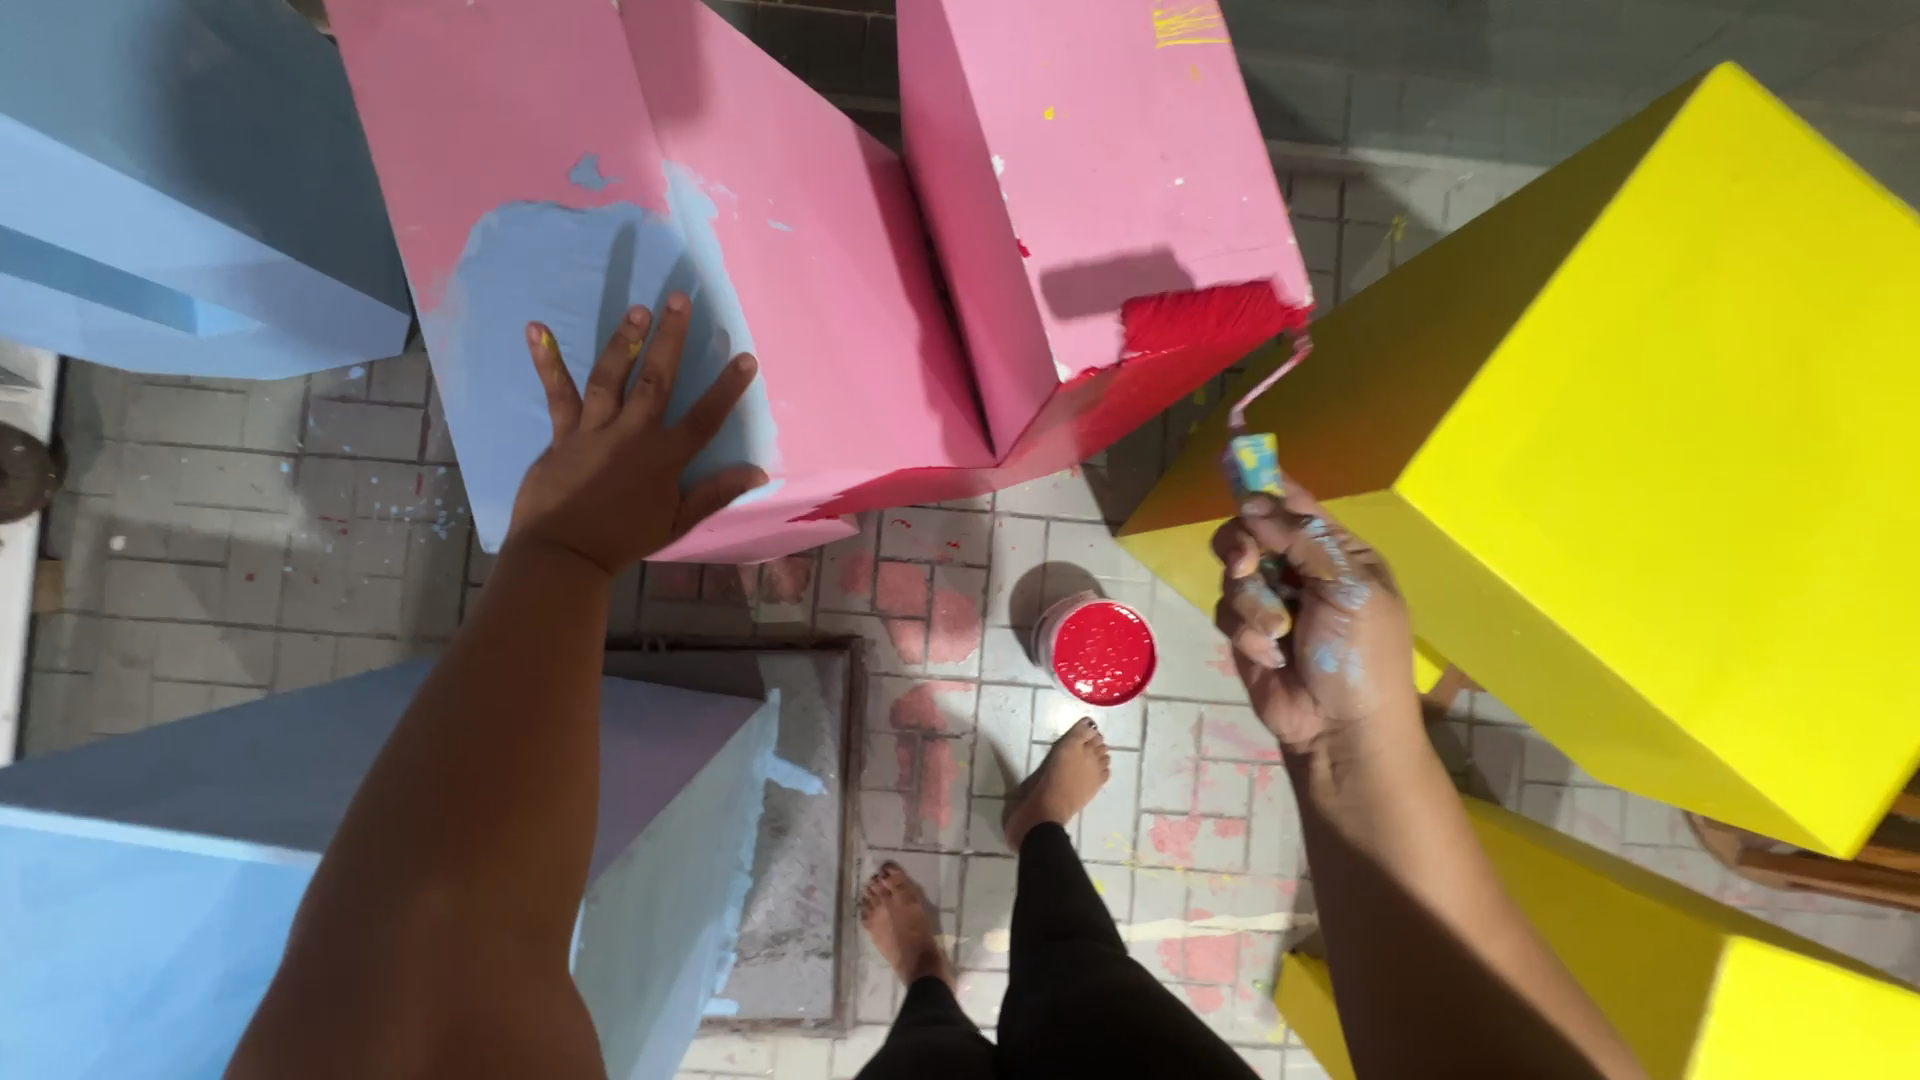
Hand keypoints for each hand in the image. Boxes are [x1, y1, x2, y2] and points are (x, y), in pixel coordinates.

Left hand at [507, 294, 767, 574]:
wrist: (565, 554)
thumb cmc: (625, 538)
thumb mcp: (678, 521)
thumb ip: (716, 493)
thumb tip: (758, 473)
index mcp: (665, 458)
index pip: (704, 418)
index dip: (727, 388)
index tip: (745, 357)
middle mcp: (633, 435)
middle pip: (657, 381)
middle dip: (671, 339)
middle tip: (679, 300)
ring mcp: (596, 430)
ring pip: (612, 378)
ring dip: (625, 341)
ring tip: (638, 308)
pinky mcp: (564, 433)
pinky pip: (558, 394)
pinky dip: (547, 361)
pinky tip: (536, 327)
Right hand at [1213, 487, 1417, 753]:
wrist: (1340, 727)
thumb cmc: (1360, 653)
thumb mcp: (1348, 587)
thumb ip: (1300, 539)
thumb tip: (1251, 501)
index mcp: (1336, 551)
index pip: (1294, 505)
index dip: (1264, 486)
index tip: (1232, 467)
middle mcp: (1300, 569)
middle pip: (1249, 530)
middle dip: (1244, 548)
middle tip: (1247, 565)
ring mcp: (1271, 600)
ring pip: (1232, 572)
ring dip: (1253, 604)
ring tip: (1278, 633)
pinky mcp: (1246, 631)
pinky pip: (1226, 611)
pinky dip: (1247, 633)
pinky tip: (1272, 656)